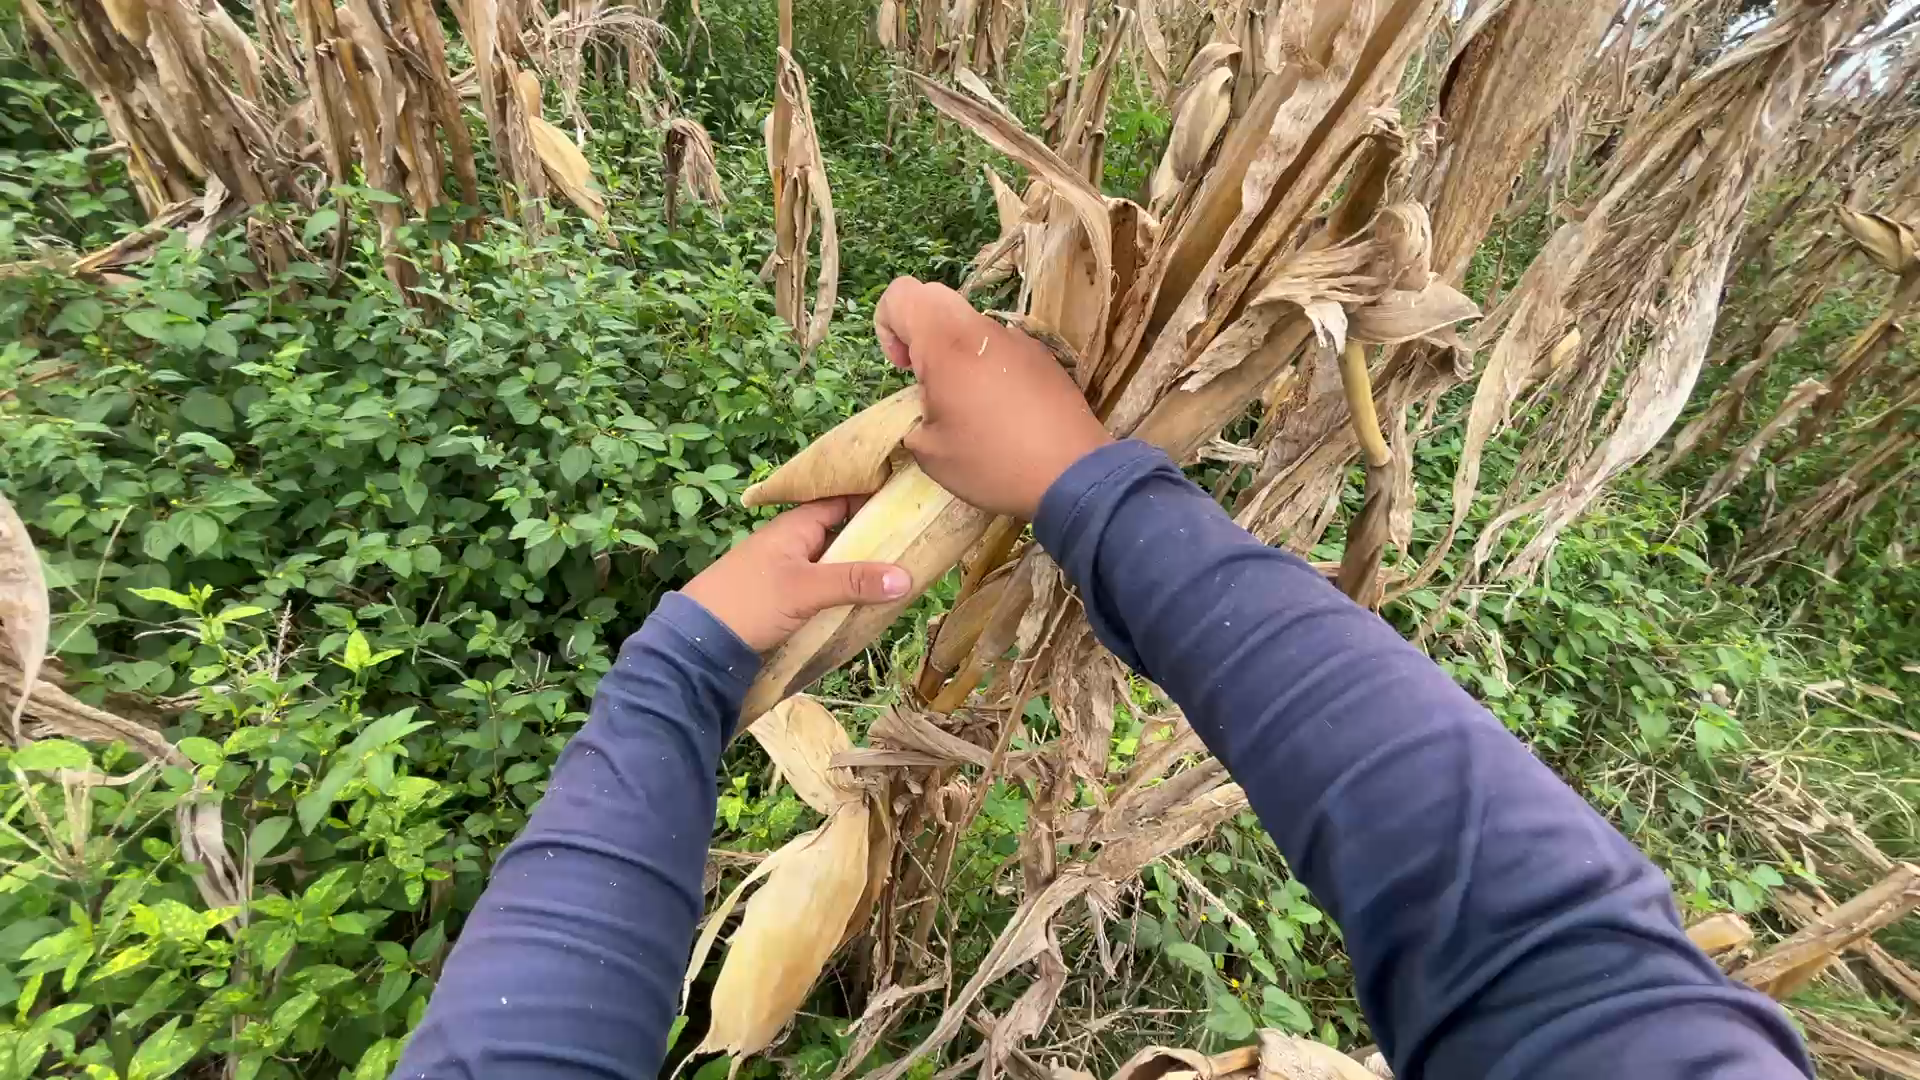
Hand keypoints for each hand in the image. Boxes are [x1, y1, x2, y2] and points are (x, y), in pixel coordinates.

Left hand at [681, 497, 910, 651]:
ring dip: (860, 566)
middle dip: (874, 536)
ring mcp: (789, 569)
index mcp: (795, 526)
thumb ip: (854, 582)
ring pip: (834, 559)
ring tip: (900, 571)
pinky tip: (866, 599)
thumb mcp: (806, 589)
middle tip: (914, 541)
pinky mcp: (785, 595)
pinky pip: (825, 583)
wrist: (698, 642)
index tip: (909, 503)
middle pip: (842, 530)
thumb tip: (905, 577)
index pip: (842, 499)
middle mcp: (793, 541)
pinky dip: (845, 587)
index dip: (873, 498)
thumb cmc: (750, 602)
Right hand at [875, 276, 1111, 518]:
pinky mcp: (1045, 359)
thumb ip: (913, 417)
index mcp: (946, 342)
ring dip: (958, 357)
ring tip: (972, 412)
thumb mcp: (930, 453)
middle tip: (928, 384)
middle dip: (919, 336)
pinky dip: (990, 371)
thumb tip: (926, 407)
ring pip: (972, 328)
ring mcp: (1019, 340)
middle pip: (936, 302)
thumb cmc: (992, 462)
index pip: (901, 294)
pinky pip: (1003, 350)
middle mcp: (983, 328)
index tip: (903, 370)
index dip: (887, 325)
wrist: (1073, 475)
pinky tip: (1005, 417)